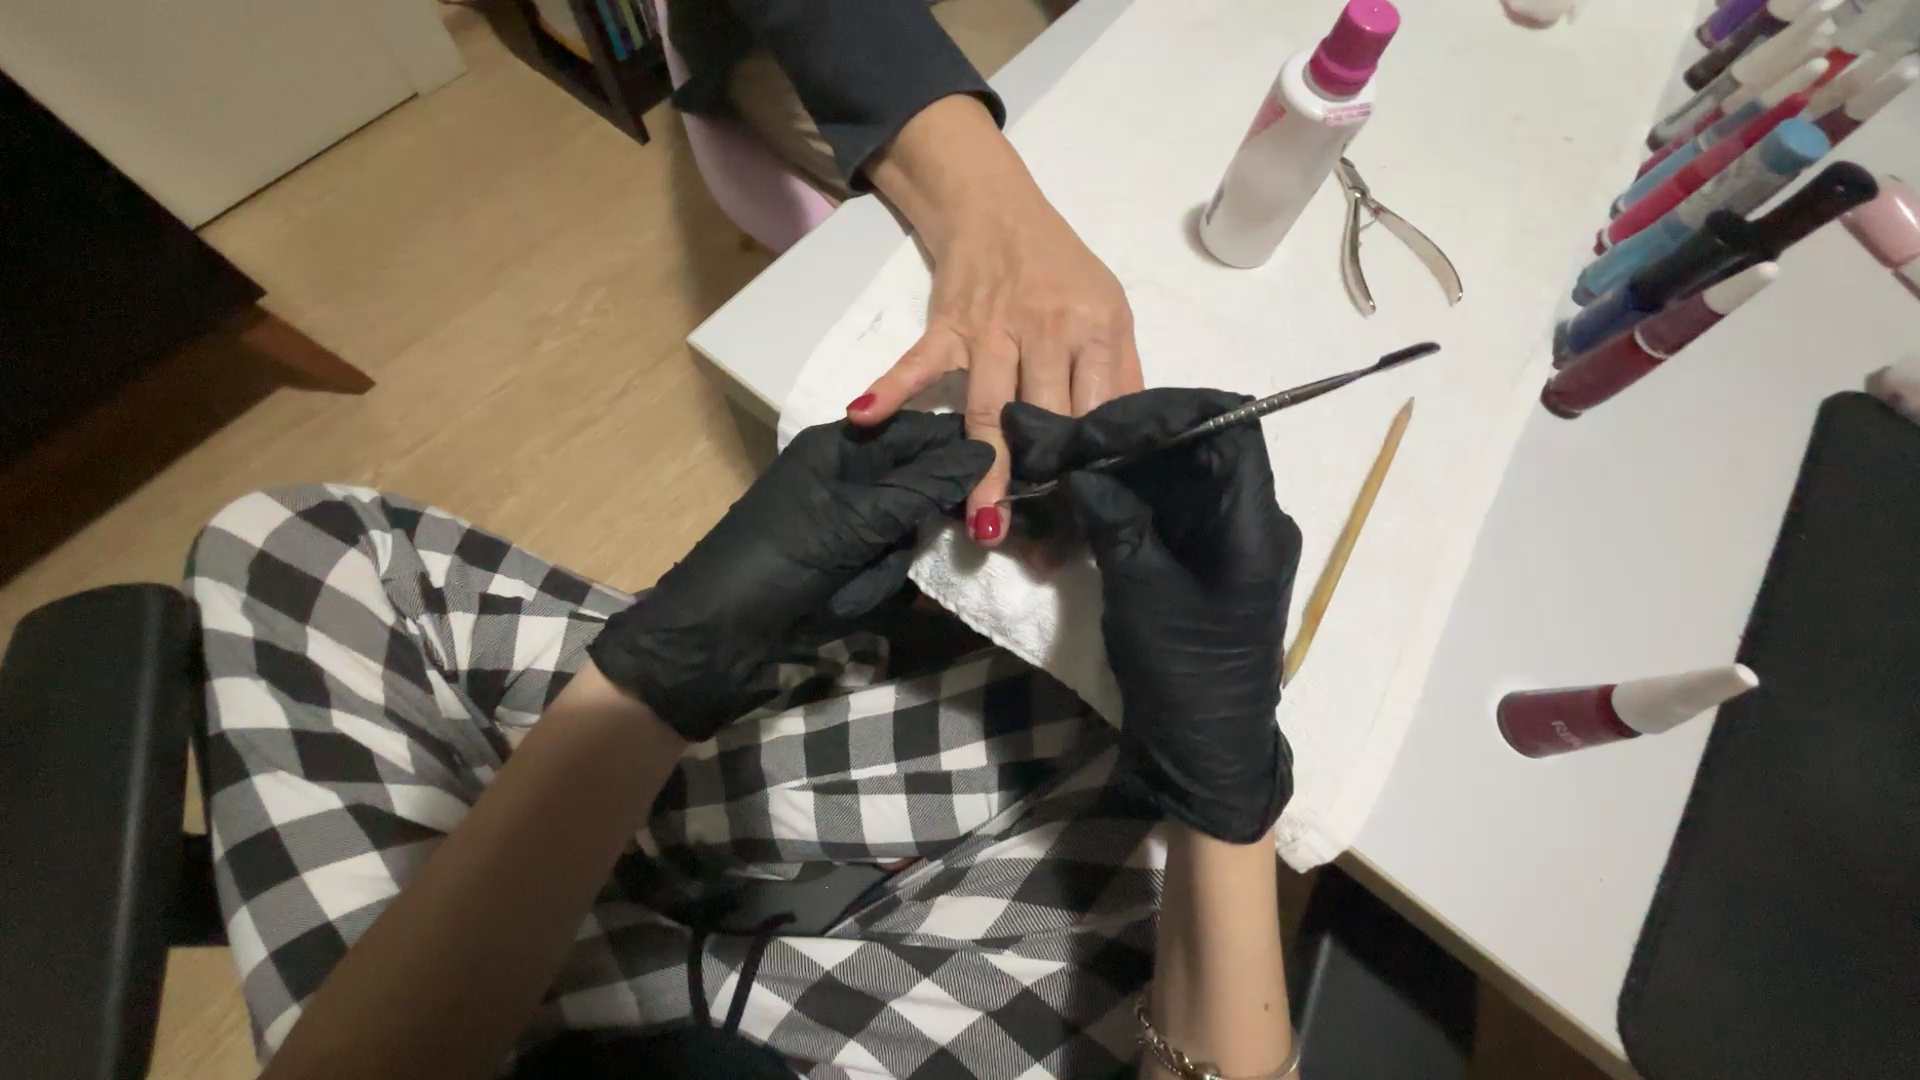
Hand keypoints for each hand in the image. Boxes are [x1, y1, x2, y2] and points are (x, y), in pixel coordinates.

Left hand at [588, 413, 991, 741]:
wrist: (719, 634)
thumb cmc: (779, 559)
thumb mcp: (853, 519)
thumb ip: (919, 488)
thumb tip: (984, 456)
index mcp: (839, 446)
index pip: (915, 430)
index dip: (961, 443)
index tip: (1015, 456)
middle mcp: (848, 475)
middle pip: (919, 471)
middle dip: (957, 491)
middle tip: (1007, 506)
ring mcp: (852, 520)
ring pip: (916, 512)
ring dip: (942, 527)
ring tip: (988, 532)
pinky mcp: (854, 558)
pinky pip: (900, 550)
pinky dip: (917, 559)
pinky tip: (946, 560)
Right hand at [855, 95, 1144, 547]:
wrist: (997, 207)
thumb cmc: (1062, 269)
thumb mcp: (1110, 309)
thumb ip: (1121, 373)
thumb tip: (1128, 441)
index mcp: (1096, 328)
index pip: (1098, 407)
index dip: (1091, 462)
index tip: (1087, 512)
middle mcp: (1047, 329)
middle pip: (1044, 415)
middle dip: (1040, 478)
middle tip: (1037, 540)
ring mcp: (991, 328)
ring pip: (989, 405)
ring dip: (984, 463)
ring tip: (982, 521)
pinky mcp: (947, 323)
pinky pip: (919, 361)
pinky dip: (891, 387)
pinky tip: (865, 415)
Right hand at [1004, 390, 1300, 842]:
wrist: (1203, 750)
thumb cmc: (1184, 677)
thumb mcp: (1142, 593)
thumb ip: (1112, 518)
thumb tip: (1075, 462)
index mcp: (1254, 526)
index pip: (1230, 428)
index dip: (1166, 411)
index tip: (1099, 423)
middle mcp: (1246, 519)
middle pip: (1197, 444)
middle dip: (1129, 434)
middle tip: (1065, 441)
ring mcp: (1222, 537)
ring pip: (1173, 472)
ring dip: (1119, 462)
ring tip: (1061, 462)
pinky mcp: (1197, 556)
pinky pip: (1162, 504)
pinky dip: (1120, 492)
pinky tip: (1078, 493)